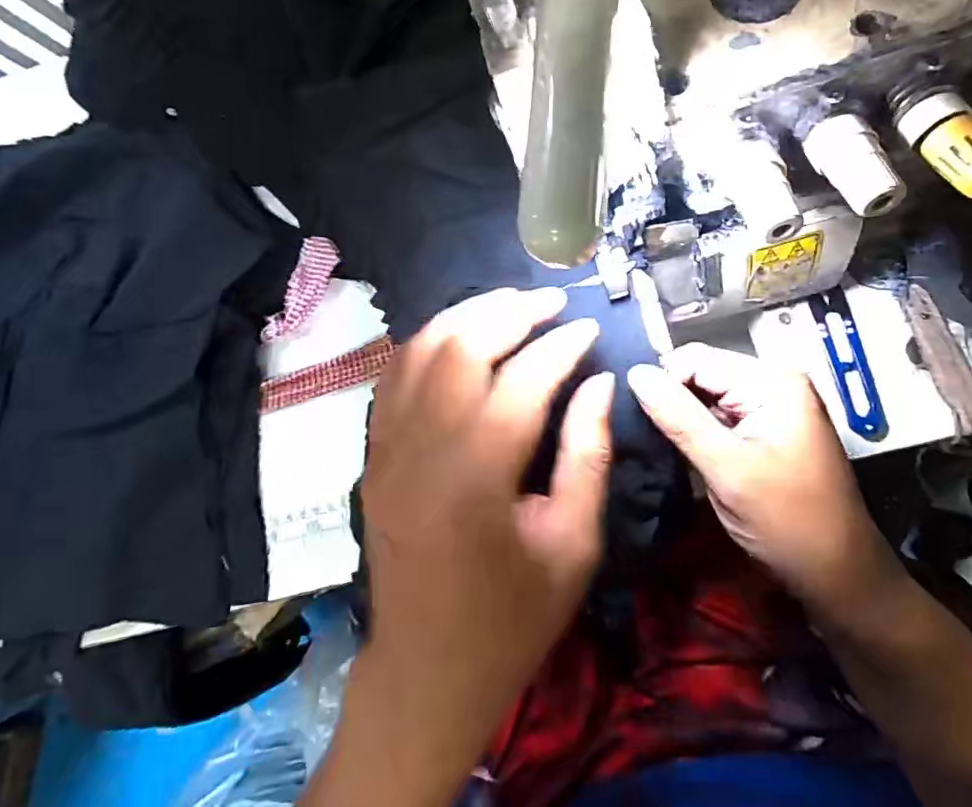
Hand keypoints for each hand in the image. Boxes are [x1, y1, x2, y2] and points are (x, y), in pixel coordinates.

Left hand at [347, 287, 612, 783]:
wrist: (426, 670)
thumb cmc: (512, 617)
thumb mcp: (574, 543)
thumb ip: (588, 454)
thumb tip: (599, 383)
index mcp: (479, 475)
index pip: (525, 378)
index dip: (563, 345)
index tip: (592, 330)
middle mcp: (423, 447)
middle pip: (463, 346)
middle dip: (513, 312)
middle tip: (554, 302)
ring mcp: (388, 448)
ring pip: (421, 350)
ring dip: (468, 316)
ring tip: (512, 305)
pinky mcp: (373, 455)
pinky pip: (395, 376)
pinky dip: (430, 343)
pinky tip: (461, 336)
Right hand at [626, 343, 897, 612]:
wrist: (838, 576)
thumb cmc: (789, 522)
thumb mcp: (727, 468)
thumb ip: (679, 417)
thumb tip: (636, 374)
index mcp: (773, 381)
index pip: (699, 359)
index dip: (662, 380)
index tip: (631, 411)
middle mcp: (774, 385)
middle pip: (703, 375)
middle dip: (671, 399)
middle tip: (639, 430)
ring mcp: (771, 409)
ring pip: (707, 399)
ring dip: (682, 418)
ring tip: (654, 441)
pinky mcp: (764, 433)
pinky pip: (719, 419)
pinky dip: (698, 433)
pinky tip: (680, 451)